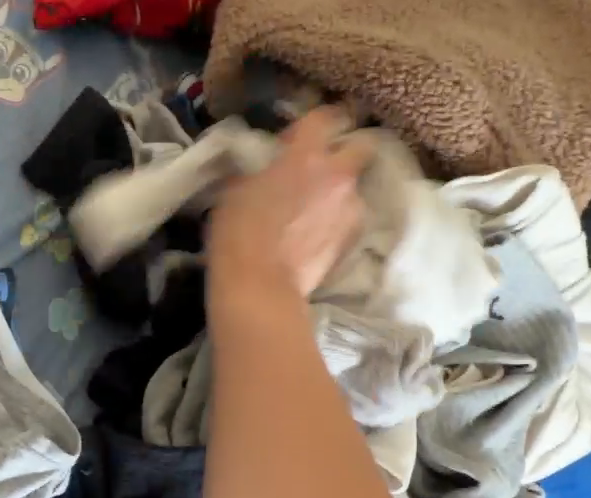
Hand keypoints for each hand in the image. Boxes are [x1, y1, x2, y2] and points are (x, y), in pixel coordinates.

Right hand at [209, 107, 372, 296]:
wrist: (259, 288)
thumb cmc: (235, 240)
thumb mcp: (231, 196)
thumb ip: (254, 172)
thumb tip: (260, 165)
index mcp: (304, 156)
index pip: (322, 117)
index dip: (308, 126)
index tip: (292, 142)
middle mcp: (336, 172)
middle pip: (359, 143)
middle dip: (342, 152)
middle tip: (316, 172)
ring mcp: (350, 203)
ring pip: (352, 184)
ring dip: (334, 192)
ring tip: (310, 213)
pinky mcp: (353, 233)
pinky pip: (349, 215)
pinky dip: (335, 220)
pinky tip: (313, 236)